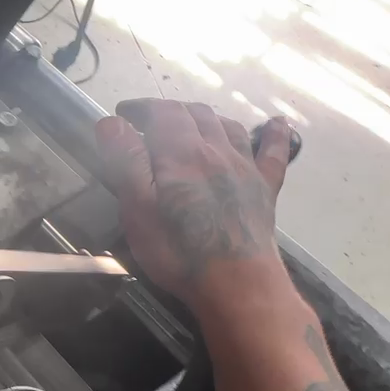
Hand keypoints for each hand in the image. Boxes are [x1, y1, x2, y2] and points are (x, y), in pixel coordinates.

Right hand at [92, 99, 299, 325]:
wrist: (235, 283)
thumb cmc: (176, 248)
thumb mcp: (136, 207)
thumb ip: (125, 161)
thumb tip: (112, 122)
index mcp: (182, 153)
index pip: (163, 113)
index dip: (141, 107)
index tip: (122, 114)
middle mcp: (217, 151)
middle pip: (196, 114)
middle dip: (168, 110)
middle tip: (145, 121)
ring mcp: (245, 169)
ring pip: (227, 127)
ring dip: (205, 117)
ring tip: (188, 121)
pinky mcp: (264, 190)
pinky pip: (272, 153)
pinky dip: (273, 134)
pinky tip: (277, 124)